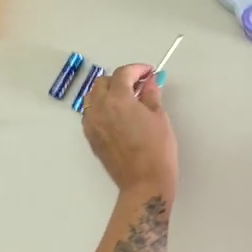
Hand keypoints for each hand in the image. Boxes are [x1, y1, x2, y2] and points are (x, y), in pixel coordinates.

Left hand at [82, 63, 177, 198]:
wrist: (144, 183)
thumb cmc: (156, 151)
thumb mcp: (159, 117)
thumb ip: (151, 94)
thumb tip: (149, 81)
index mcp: (118, 100)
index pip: (123, 73)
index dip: (137, 69)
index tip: (148, 72)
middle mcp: (100, 109)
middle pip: (103, 82)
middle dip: (120, 79)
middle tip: (139, 85)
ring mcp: (92, 124)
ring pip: (93, 97)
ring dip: (108, 92)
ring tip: (127, 99)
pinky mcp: (91, 137)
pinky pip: (91, 113)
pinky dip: (102, 107)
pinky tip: (117, 115)